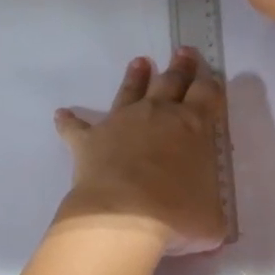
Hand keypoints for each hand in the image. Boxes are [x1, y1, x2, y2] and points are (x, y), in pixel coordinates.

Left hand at [53, 49, 228, 256]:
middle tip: (184, 52)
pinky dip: (69, 121)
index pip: (207, 95)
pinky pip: (76, 127)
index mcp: (193, 127)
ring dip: (135, 77)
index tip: (211, 75)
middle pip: (172, 81)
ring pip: (130, 90)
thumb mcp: (211, 219)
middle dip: (180, 67)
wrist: (122, 216)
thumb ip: (213, 213)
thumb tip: (212, 222)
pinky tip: (61, 114)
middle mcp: (158, 115)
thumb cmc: (175, 215)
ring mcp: (121, 122)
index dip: (210, 84)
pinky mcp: (90, 139)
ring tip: (139, 62)